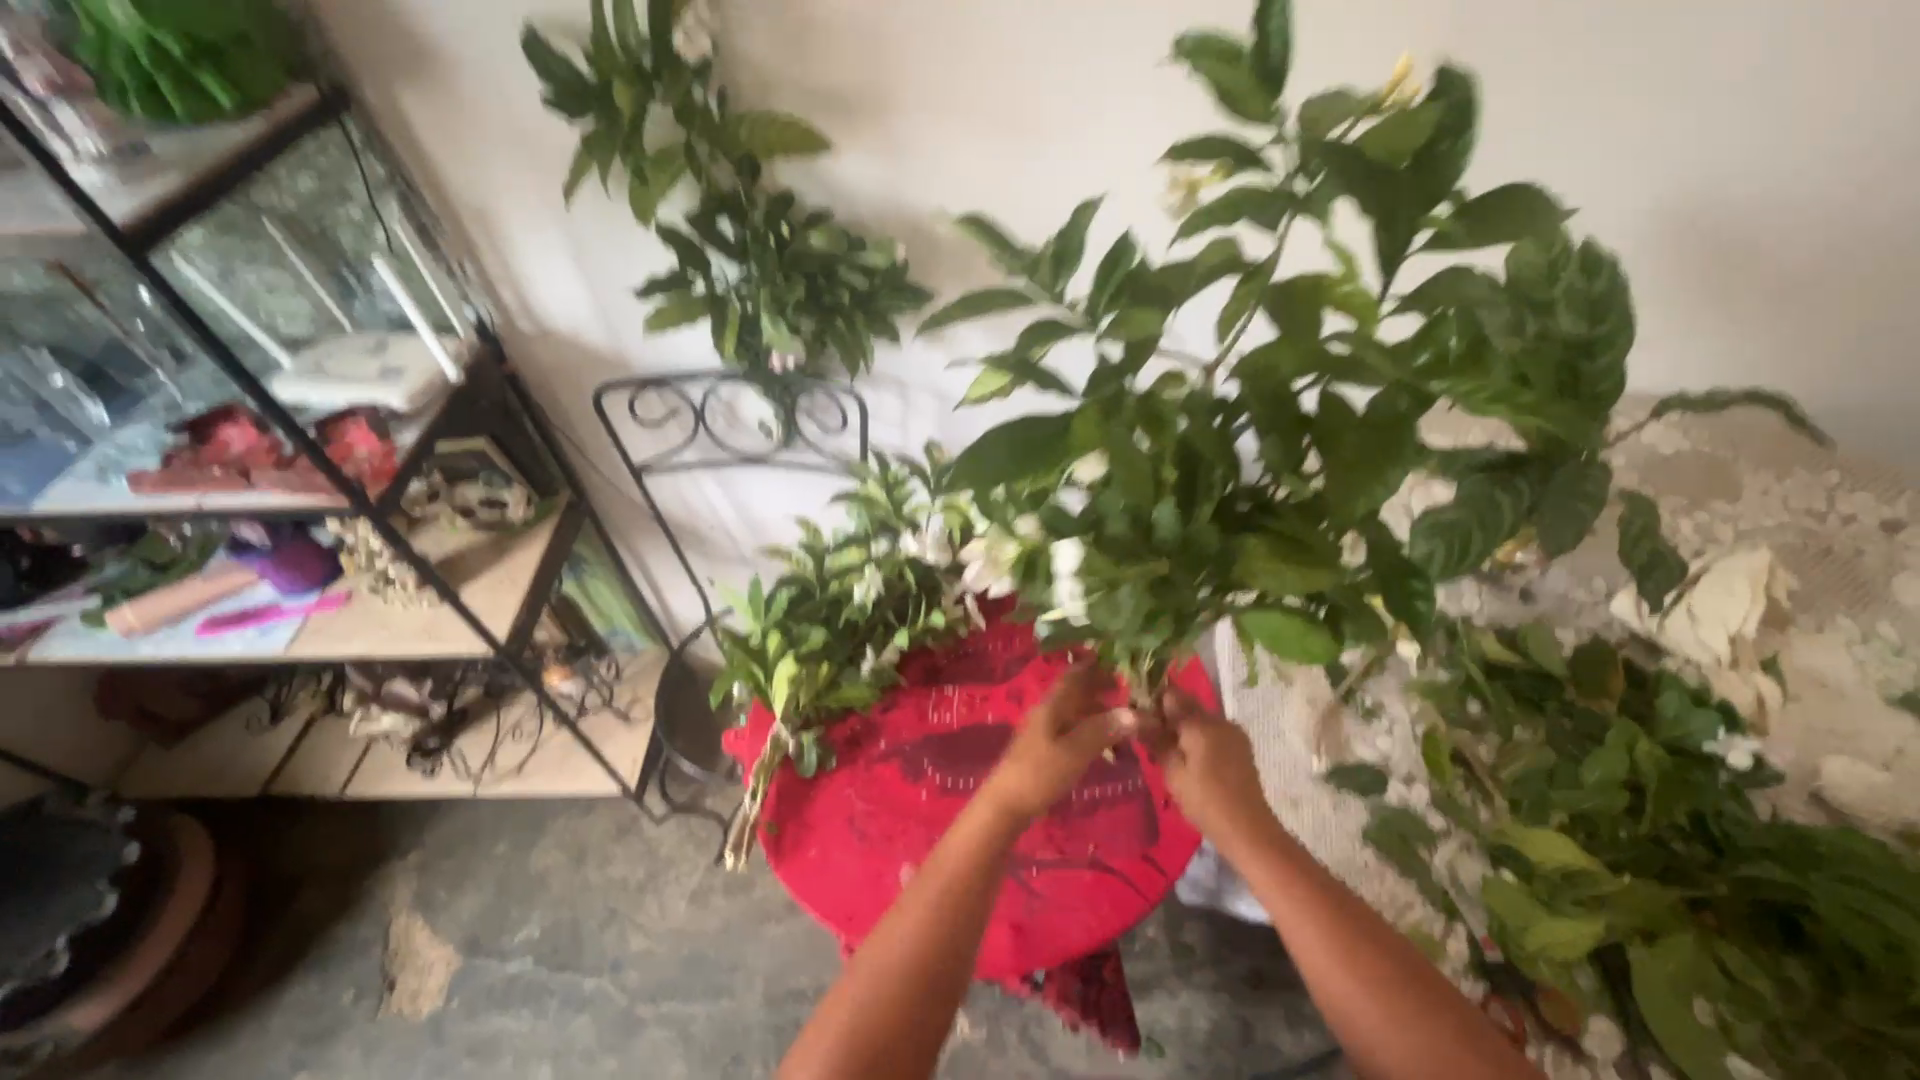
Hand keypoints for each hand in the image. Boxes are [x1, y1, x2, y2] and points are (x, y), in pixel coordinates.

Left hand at [978, 664, 1135, 824]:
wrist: (1006, 805)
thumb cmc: (1039, 774)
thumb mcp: (1075, 751)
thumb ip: (1104, 730)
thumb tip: (1138, 712)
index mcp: (1052, 705)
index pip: (1075, 675)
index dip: (1096, 666)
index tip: (1123, 664)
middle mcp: (1048, 713)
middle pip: (1077, 693)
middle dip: (1103, 691)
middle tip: (1133, 694)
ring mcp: (1045, 732)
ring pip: (1076, 714)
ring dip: (1100, 714)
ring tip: (1128, 723)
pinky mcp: (1046, 751)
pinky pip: (1073, 733)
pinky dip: (1092, 734)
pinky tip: (1108, 748)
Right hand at [1152, 689, 1280, 850]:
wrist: (1248, 829)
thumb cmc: (1204, 801)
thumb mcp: (1172, 771)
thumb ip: (1155, 739)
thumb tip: (1134, 714)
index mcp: (1200, 723)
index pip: (1171, 695)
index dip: (1152, 703)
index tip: (1140, 722)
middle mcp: (1219, 719)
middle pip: (1187, 705)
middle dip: (1167, 718)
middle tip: (1151, 744)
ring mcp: (1233, 732)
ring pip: (1199, 720)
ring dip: (1182, 730)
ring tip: (1168, 757)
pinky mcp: (1240, 746)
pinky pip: (1212, 732)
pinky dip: (1198, 740)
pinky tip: (1190, 763)